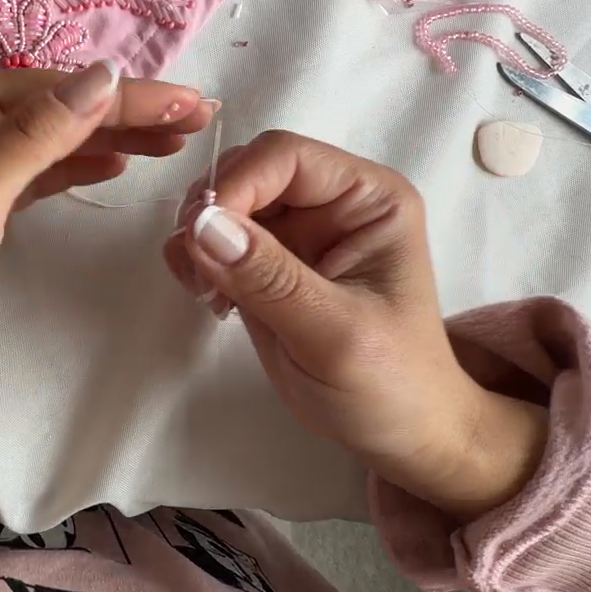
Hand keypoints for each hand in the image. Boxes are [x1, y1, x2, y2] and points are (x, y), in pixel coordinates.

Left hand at [0, 62, 212, 359]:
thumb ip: (38, 136)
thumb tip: (105, 76)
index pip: (61, 90)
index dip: (130, 95)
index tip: (193, 102)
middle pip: (65, 107)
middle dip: (131, 111)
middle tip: (200, 116)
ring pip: (60, 137)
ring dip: (115, 137)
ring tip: (175, 140)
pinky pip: (43, 168)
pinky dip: (82, 165)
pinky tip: (118, 163)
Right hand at [163, 131, 547, 522]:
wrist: (397, 434)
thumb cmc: (390, 385)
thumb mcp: (335, 334)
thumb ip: (270, 279)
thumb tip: (201, 225)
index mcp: (366, 198)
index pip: (284, 157)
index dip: (237, 184)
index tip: (201, 236)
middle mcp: (327, 202)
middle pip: (243, 171)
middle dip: (209, 213)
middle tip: (197, 272)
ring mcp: (293, 230)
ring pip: (218, 202)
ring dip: (194, 239)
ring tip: (203, 292)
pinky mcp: (262, 260)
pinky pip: (209, 236)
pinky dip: (193, 259)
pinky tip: (209, 299)